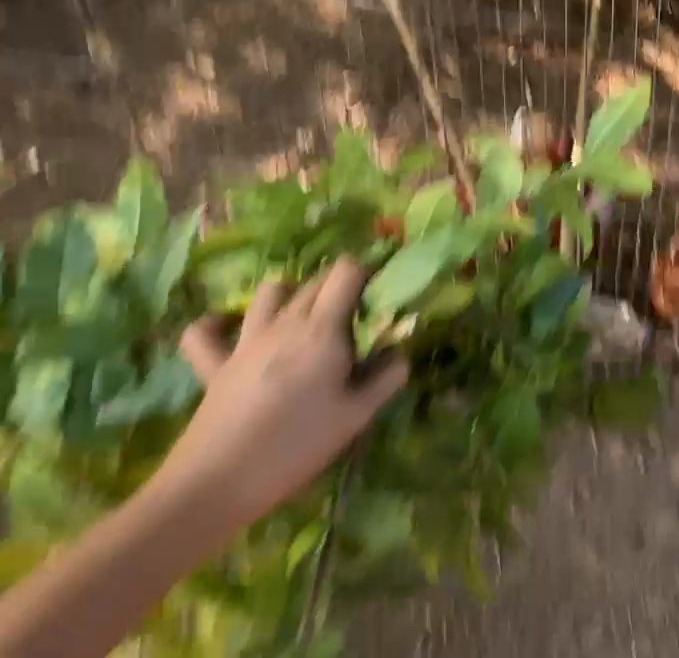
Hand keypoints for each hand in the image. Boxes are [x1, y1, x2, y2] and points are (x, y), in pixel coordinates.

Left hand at [163, 258, 408, 530]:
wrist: (216, 484)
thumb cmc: (298, 444)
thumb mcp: (360, 413)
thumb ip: (389, 375)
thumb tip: (398, 352)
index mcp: (322, 330)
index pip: (346, 272)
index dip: (369, 271)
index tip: (386, 289)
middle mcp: (283, 325)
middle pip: (314, 281)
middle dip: (341, 284)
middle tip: (362, 311)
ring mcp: (243, 343)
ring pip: (269, 293)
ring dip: (292, 293)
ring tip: (309, 314)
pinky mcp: (213, 366)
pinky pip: (204, 332)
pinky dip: (218, 323)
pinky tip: (233, 328)